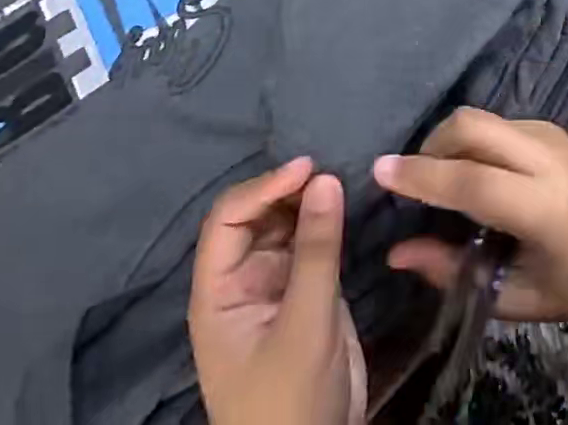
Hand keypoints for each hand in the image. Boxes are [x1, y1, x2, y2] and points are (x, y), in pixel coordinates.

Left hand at [190, 158, 367, 424]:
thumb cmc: (290, 400)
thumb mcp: (305, 325)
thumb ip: (317, 251)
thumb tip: (327, 179)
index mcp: (219, 291)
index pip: (228, 220)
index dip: (263, 188)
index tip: (307, 167)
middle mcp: (243, 279)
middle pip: (257, 216)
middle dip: (289, 189)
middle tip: (333, 168)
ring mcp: (276, 284)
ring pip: (288, 226)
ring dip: (311, 200)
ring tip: (344, 177)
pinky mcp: (307, 291)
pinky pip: (314, 244)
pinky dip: (329, 221)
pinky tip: (349, 203)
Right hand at [373, 109, 567, 321]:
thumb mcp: (513, 297)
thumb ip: (453, 274)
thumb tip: (395, 253)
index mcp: (546, 209)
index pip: (475, 182)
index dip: (424, 176)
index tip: (380, 172)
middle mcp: (548, 160)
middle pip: (475, 126)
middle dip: (432, 145)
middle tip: (412, 180)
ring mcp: (550, 135)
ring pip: (479, 118)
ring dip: (448, 142)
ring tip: (441, 182)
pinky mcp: (547, 125)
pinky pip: (492, 122)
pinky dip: (469, 142)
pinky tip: (472, 174)